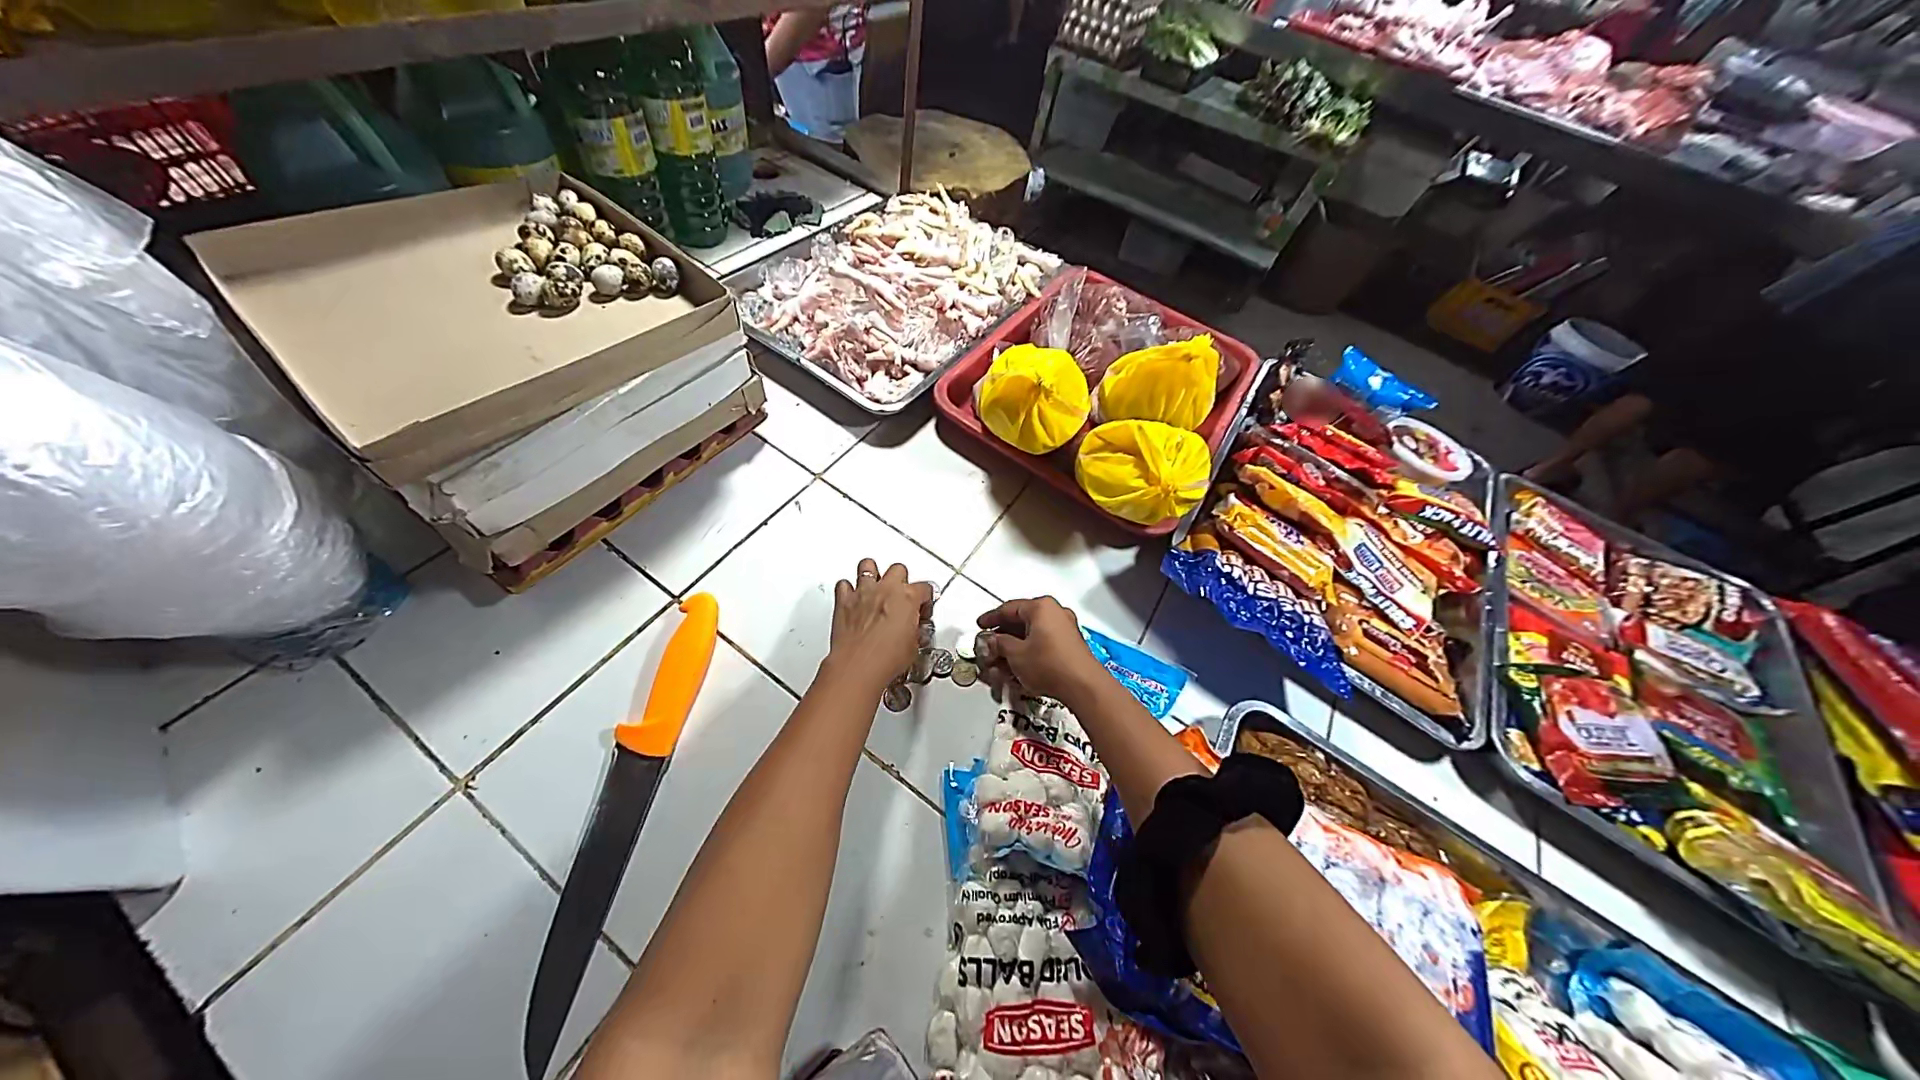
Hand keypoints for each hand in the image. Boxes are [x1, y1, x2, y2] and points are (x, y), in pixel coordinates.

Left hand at [828, 559, 934, 688]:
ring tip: (875, 584)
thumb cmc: (885, 658)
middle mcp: (886, 589)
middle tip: (901, 593)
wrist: (858, 666)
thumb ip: (915, 632)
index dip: (926, 599)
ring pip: (868, 565)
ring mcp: (863, 593)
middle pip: (898, 569)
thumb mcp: (914, 647)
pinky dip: (847, 589)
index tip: (923, 607)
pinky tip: (852, 597)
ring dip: (873, 573)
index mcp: (908, 597)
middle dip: (901, 579)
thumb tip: (913, 633)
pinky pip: (843, 584)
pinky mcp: (844, 601)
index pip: (925, 588)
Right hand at [976, 596, 1108, 704]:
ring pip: (1032, 634)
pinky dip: (1029, 652)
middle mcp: (1056, 613)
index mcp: (1041, 607)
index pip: (1009, 608)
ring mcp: (1065, 629)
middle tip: (989, 646)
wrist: (1083, 686)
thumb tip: (992, 641)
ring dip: (1015, 647)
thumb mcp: (1015, 654)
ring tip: (1001, 661)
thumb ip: (998, 644)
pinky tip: (1018, 666)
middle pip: (1021, 621)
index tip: (982, 625)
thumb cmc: (1052, 665)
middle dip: (1003, 636)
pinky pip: (1043, 643)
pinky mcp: (1070, 645)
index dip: (991, 618)